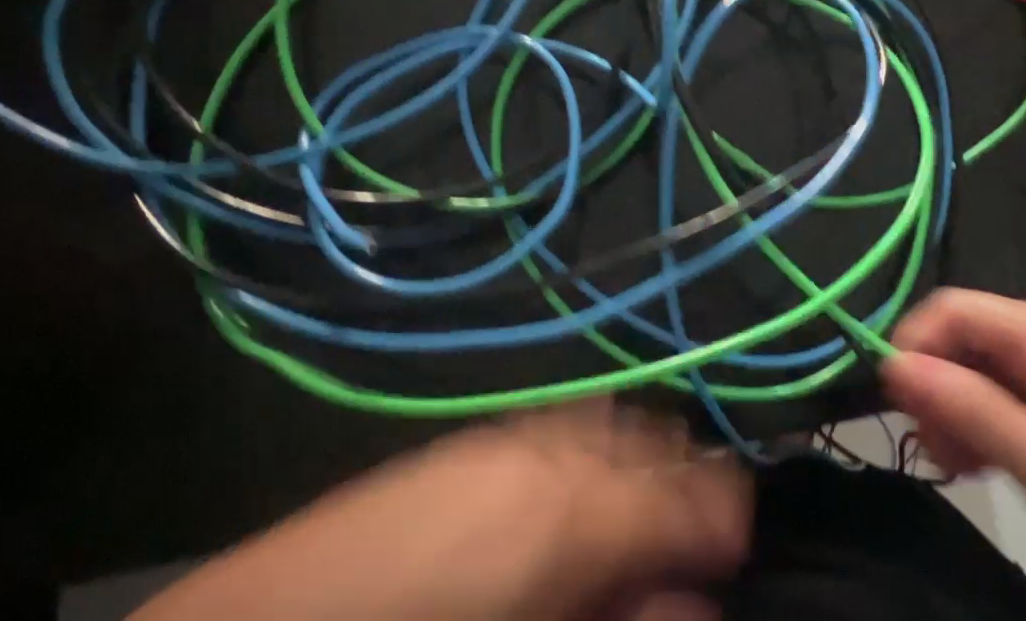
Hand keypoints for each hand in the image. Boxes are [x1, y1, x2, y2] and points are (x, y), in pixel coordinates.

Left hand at [131, 403, 750, 620]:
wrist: (286, 619)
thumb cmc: (434, 618)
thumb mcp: (556, 620)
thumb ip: (628, 606)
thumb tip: (694, 599)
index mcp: (586, 514)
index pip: (702, 494)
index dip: (734, 522)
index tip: (739, 554)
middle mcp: (562, 453)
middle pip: (667, 447)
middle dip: (695, 489)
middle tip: (692, 544)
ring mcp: (519, 435)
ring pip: (624, 425)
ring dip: (648, 464)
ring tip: (642, 517)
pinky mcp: (482, 437)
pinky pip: (572, 423)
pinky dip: (599, 446)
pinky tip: (583, 491)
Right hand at [881, 290, 1025, 620]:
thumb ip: (971, 409)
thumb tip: (895, 364)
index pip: (954, 307)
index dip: (915, 347)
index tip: (901, 410)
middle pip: (964, 332)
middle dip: (938, 387)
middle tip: (938, 452)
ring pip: (977, 358)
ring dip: (957, 406)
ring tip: (965, 465)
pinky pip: (1003, 379)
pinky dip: (983, 413)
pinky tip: (987, 458)